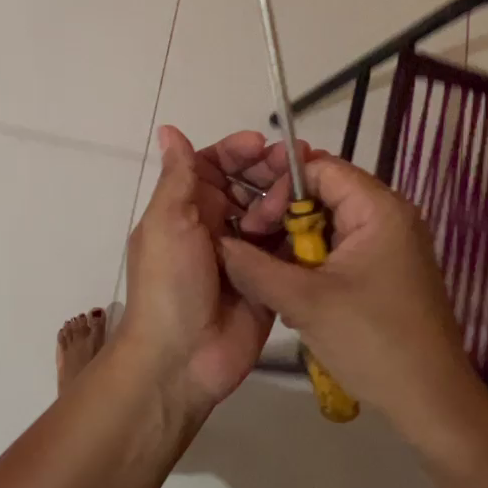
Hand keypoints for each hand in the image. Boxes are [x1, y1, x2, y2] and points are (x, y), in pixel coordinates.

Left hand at [119, 125, 306, 410]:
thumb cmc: (169, 283)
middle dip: (269, 170)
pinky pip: (288, 247)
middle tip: (298, 164)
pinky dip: (301, 232)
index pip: (214, 165)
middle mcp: (214, 226)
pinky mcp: (268, 278)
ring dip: (286, 199)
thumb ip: (178, 176)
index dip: (237, 151)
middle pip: (247, 185)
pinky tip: (319, 221)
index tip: (263, 143)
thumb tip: (168, 129)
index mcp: (185, 208)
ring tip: (306, 194)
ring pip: (271, 212)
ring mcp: (243, 253)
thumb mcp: (168, 222)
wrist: (182, 358)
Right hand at [216, 157, 487, 453]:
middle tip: (250, 241)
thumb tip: (217, 243)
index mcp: (378, 209)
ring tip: (262, 265)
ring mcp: (389, 245)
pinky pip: (337, 248)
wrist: (432, 403)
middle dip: (281, 213)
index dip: (279, 187)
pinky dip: (308, 259)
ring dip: (291, 240)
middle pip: (322, 192)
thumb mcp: (304, 302)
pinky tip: (285, 282)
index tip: (252, 221)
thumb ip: (254, 267)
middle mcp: (388, 217)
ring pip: (326, 222)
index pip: (319, 168)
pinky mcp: (384, 271)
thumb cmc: (373, 342)